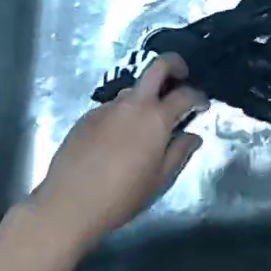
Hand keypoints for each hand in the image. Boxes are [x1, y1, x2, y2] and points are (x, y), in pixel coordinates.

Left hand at [23, 55, 206, 249]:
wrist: (67, 205)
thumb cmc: (121, 196)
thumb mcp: (159, 180)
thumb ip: (180, 152)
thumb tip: (193, 136)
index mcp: (156, 117)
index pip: (186, 94)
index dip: (199, 97)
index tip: (203, 105)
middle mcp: (133, 103)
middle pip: (158, 66)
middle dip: (174, 64)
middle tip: (181, 76)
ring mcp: (107, 107)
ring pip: (133, 90)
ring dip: (145, 98)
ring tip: (144, 123)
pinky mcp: (87, 117)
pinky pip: (112, 108)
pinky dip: (121, 116)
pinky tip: (116, 140)